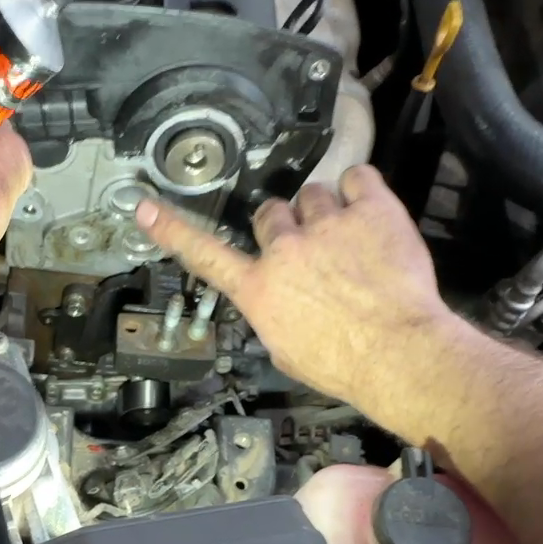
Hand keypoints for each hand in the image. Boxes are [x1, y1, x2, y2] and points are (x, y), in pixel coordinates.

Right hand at [137, 166, 472, 406]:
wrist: (396, 354)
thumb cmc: (340, 364)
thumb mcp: (285, 351)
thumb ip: (271, 313)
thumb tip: (274, 300)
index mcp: (258, 289)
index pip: (204, 254)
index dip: (172, 230)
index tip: (146, 208)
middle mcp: (284, 250)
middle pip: (269, 213)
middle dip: (284, 227)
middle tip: (308, 248)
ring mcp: (326, 224)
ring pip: (313, 194)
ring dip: (324, 212)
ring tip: (346, 239)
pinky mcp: (370, 209)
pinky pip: (357, 179)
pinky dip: (360, 193)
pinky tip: (367, 216)